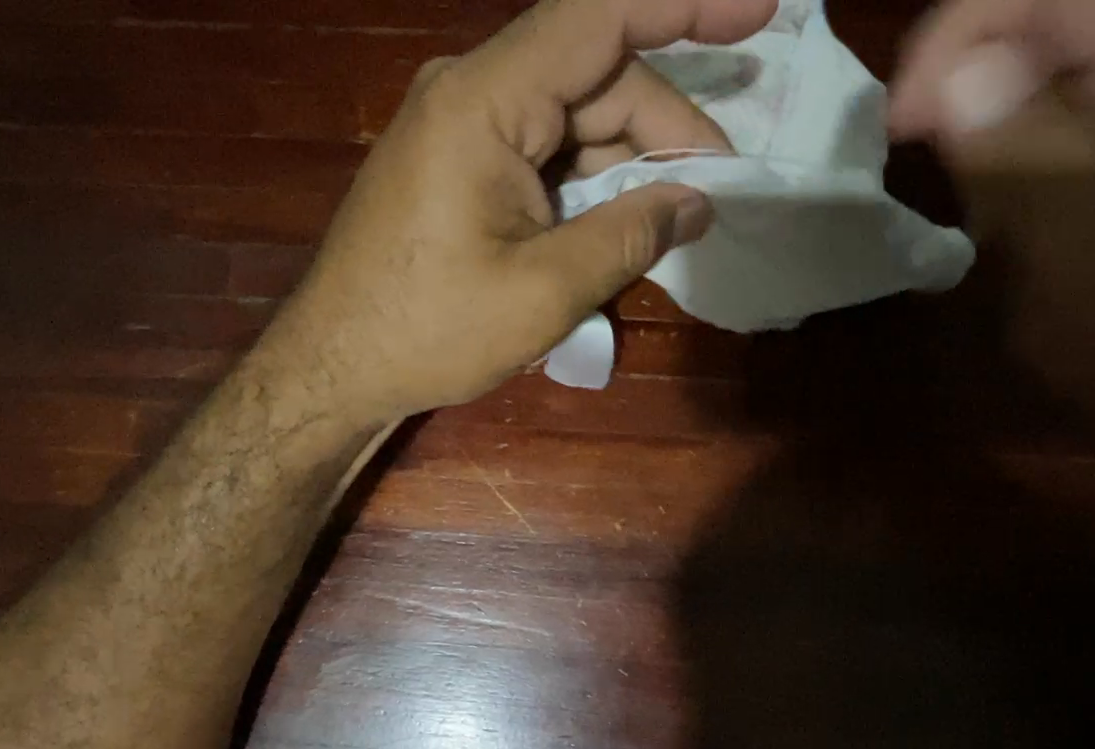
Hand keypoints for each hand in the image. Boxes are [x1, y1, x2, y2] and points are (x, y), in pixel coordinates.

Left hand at [256, 0, 778, 424]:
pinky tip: (617, 225)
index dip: (686, 5)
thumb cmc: (428, 331)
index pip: (600, 18)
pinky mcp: (456, 167)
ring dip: (627, 164)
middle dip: (664, 130)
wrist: (334, 366)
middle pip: (593, 79)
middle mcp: (469, 94)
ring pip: (570, 121)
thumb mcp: (543, 292)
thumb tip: (697, 205)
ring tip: (672, 223)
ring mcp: (458, 130)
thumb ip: (628, 237)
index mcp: (485, 101)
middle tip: (715, 195)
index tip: (760, 13)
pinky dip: (585, 185)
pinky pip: (539, 155)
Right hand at [890, 0, 1094, 521]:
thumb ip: (1035, 161)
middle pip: (1052, 4)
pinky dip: (1014, 134)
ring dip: (984, 104)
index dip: (957, 36)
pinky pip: (1072, 98)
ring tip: (959, 189)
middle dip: (964, 68)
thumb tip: (960, 71)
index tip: (901, 133)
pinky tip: (1006, 199)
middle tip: (921, 162)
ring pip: (1054, 49)